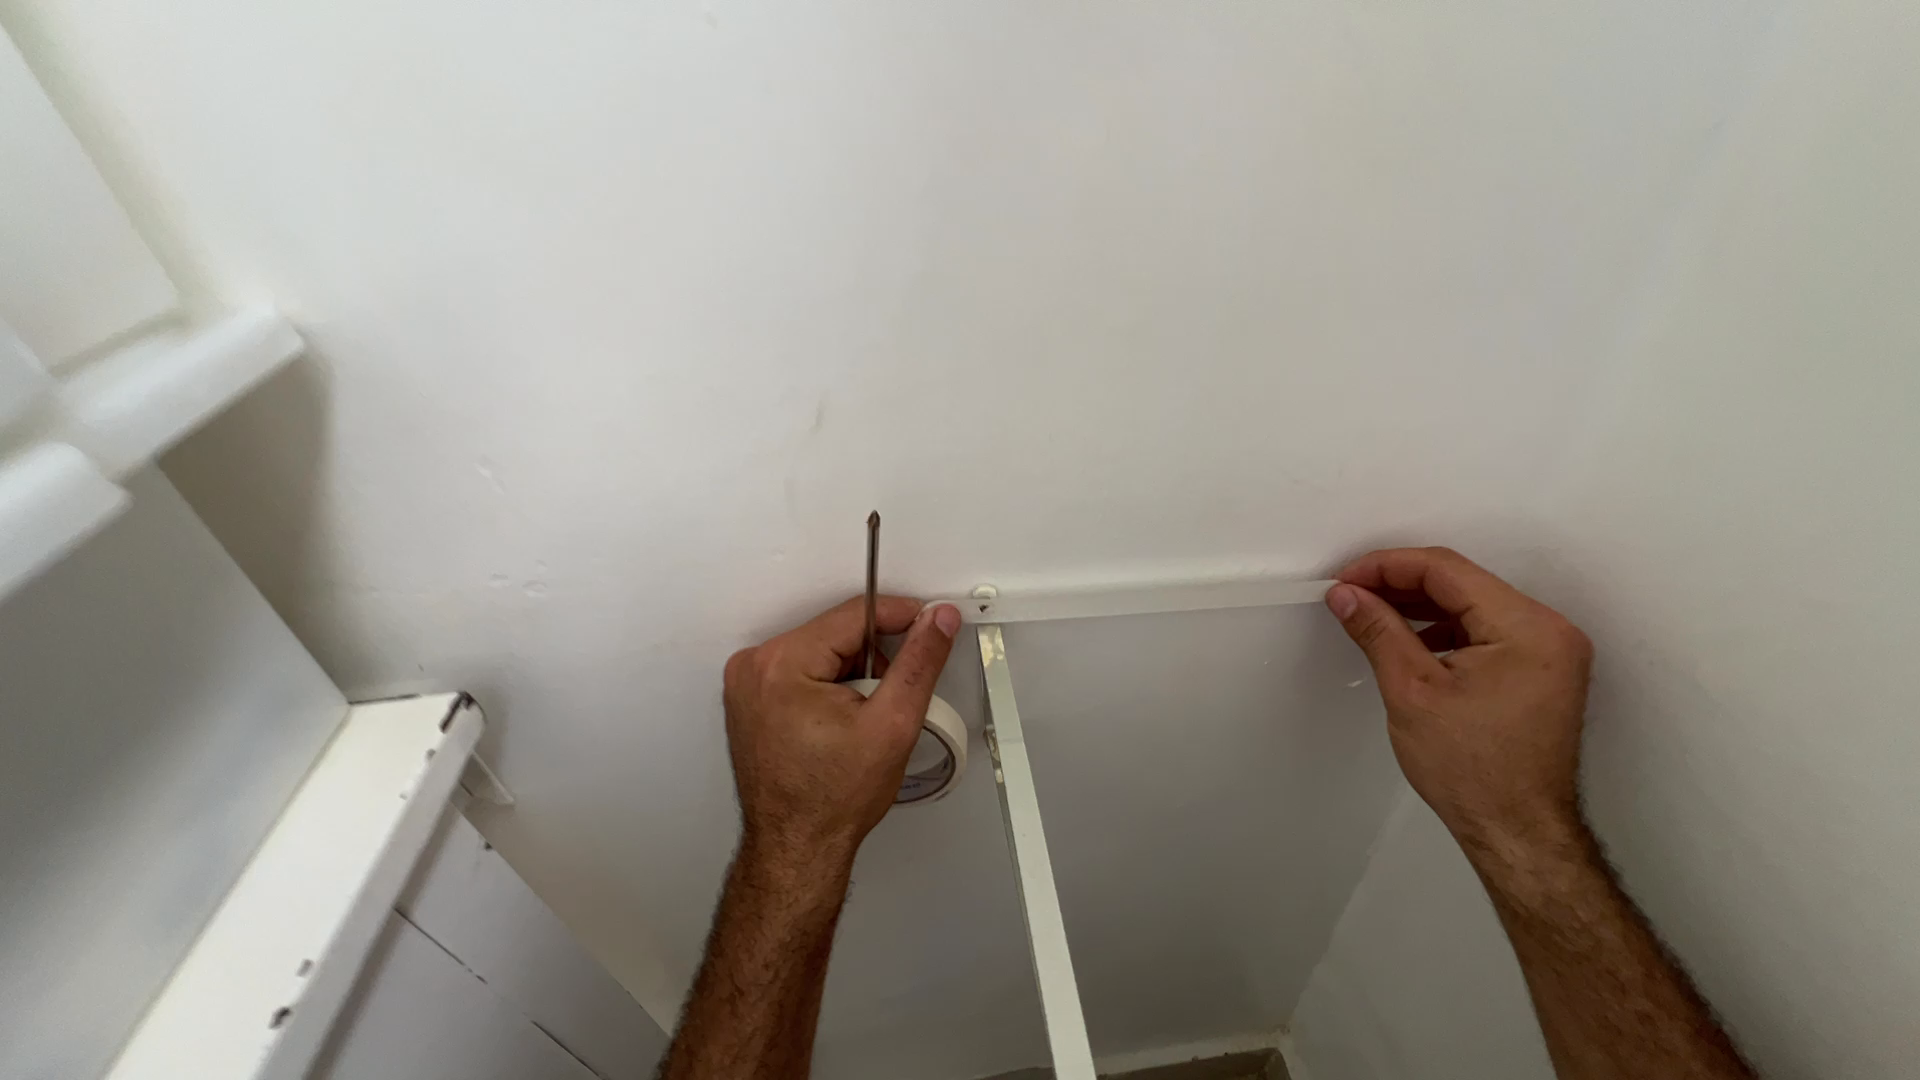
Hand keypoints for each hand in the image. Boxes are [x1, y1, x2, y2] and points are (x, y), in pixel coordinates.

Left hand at [722, 596, 961, 861]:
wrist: (797, 847)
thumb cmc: (832, 800)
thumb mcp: (893, 723)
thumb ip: (920, 661)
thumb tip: (936, 620)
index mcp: (783, 664)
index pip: (854, 615)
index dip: (900, 615)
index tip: (928, 620)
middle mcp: (755, 667)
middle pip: (836, 633)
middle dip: (871, 658)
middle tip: (881, 704)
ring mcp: (747, 684)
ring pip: (821, 651)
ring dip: (850, 673)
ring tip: (855, 721)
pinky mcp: (749, 698)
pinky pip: (801, 670)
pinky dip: (827, 685)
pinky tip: (834, 724)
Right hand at [1325, 547, 1593, 855]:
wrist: (1515, 829)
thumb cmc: (1471, 768)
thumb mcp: (1410, 689)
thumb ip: (1377, 630)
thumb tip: (1347, 594)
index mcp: (1526, 628)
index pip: (1446, 570)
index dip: (1387, 566)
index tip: (1345, 580)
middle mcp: (1548, 630)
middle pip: (1459, 582)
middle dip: (1398, 584)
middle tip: (1350, 595)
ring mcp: (1548, 650)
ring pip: (1469, 603)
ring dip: (1416, 604)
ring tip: (1368, 614)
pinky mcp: (1537, 668)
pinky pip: (1482, 628)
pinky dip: (1440, 626)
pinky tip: (1405, 640)